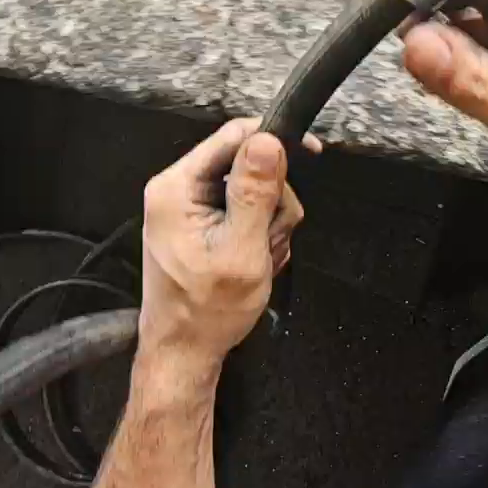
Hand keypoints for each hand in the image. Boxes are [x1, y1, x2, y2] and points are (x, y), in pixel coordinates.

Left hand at [138, 119, 311, 374]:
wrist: (186, 351)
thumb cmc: (205, 312)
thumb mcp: (240, 250)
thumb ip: (254, 194)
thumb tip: (267, 141)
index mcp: (177, 188)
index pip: (233, 136)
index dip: (275, 140)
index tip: (309, 151)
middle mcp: (181, 189)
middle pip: (250, 163)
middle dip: (273, 201)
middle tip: (267, 239)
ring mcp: (193, 206)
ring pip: (257, 188)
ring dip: (271, 222)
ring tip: (260, 256)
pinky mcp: (205, 220)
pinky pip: (250, 209)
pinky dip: (263, 233)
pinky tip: (256, 258)